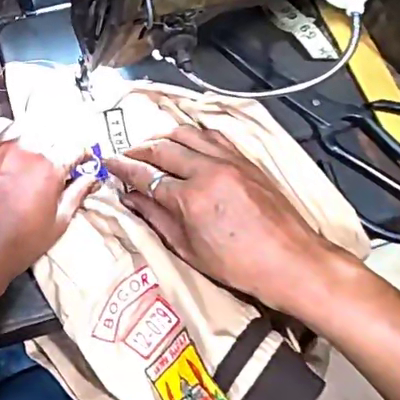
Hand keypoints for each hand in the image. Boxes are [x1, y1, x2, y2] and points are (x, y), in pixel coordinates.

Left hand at [0, 119, 96, 302]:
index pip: (76, 146)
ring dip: (39, 136)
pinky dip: (12, 132)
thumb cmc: (19, 244)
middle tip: (65, 162)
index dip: (85, 156)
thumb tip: (91, 177)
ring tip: (41, 153)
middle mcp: (25, 146)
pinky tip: (15, 148)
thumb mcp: (58, 223)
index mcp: (49, 164)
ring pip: (27, 125)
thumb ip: (76, 194)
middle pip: (53, 132)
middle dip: (64, 145)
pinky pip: (1, 128)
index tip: (85, 166)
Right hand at [105, 126, 359, 310]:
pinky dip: (192, 135)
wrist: (291, 261)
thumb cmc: (239, 265)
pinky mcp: (246, 160)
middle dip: (139, 150)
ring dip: (163, 137)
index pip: (145, 175)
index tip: (109, 163)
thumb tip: (131, 199)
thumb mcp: (188, 249)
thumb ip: (157, 218)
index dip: (122, 167)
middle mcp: (207, 171)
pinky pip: (212, 136)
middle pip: (162, 148)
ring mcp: (229, 161)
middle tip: (126, 156)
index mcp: (189, 198)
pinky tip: (186, 142)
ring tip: (152, 147)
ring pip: (187, 134)